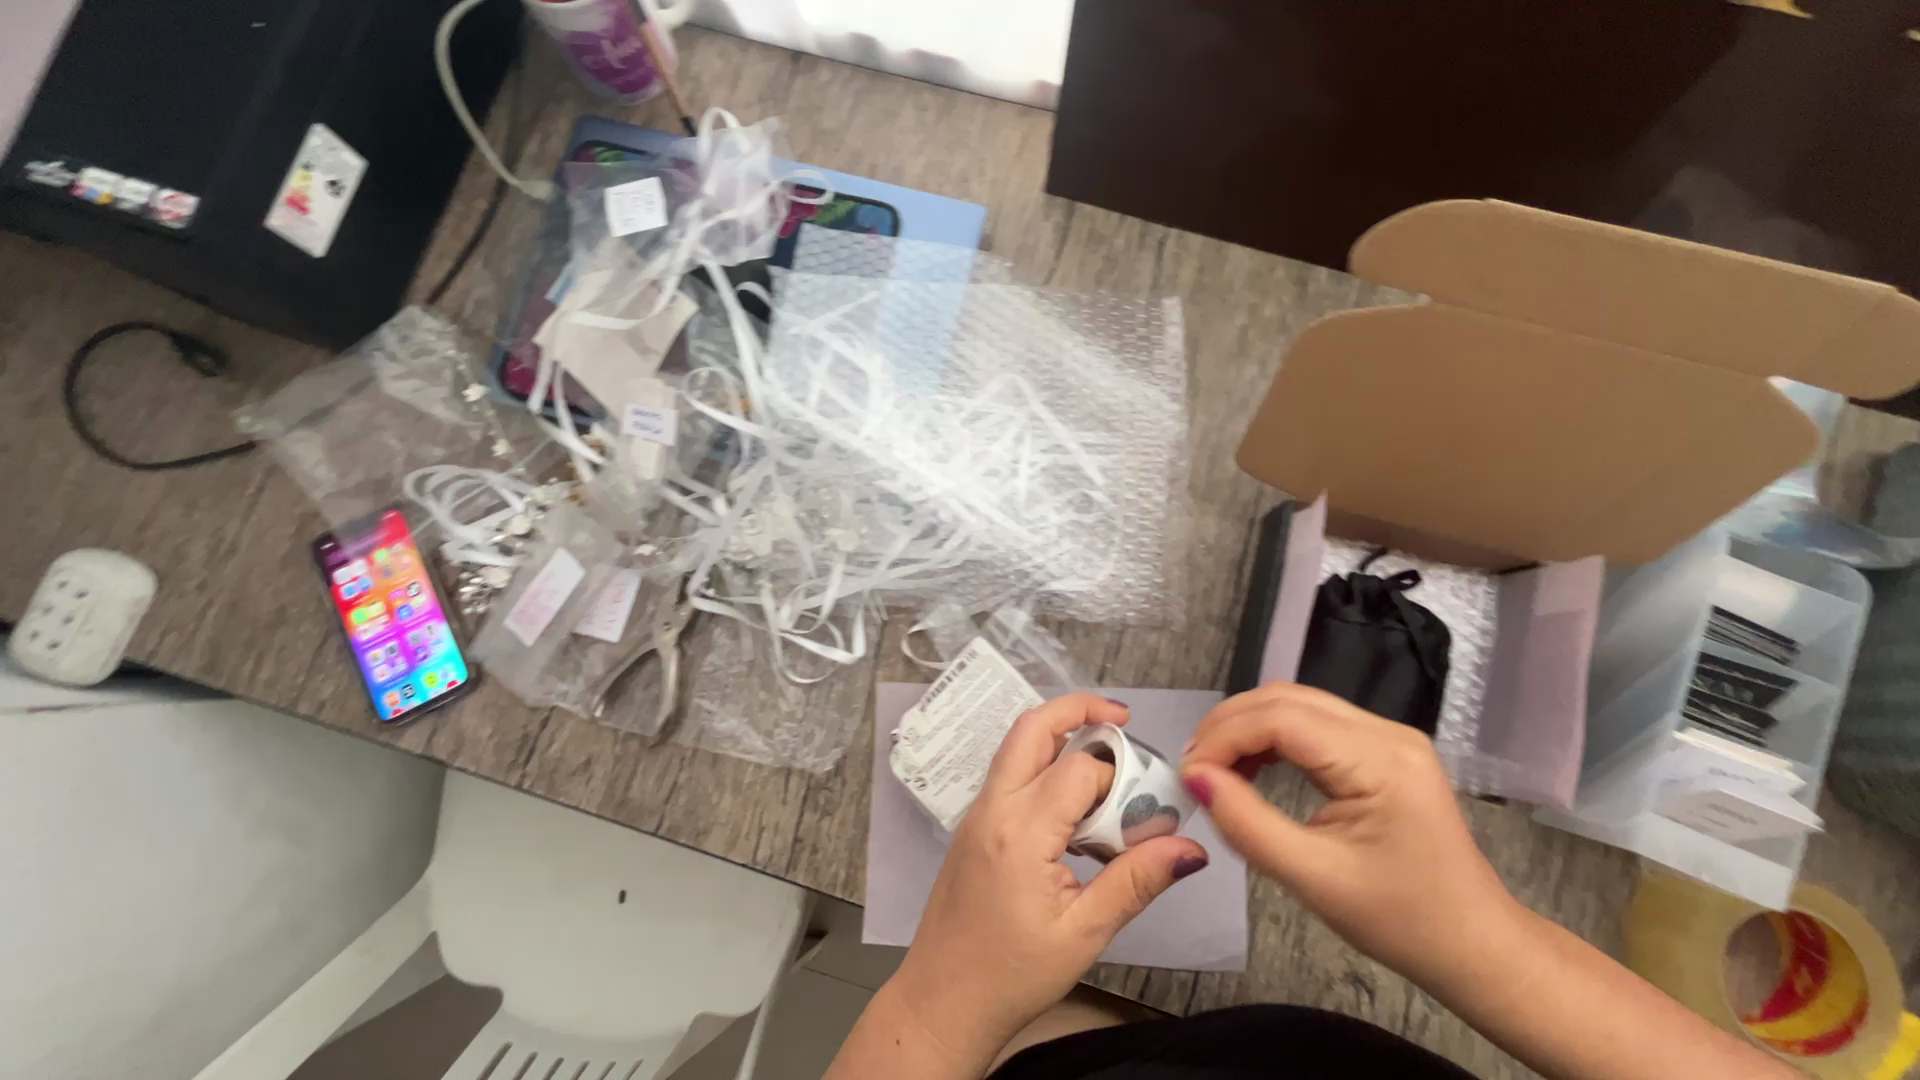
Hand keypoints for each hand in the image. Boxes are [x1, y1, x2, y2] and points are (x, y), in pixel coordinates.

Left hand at [888, 694, 1210, 1059]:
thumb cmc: (1011, 975)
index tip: (1144, 814)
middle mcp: (993, 807)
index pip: (1079, 769)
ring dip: (1059, 735)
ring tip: (1106, 758)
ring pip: (1017, 746)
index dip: (1119, 781)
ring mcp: (978, 813)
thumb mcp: (1084, 933)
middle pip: (1032, 728)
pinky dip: (1042, 765)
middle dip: (1078, 709)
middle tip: (1123, 719)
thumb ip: (1136, 881)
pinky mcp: (974, 826)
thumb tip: (1190, 848)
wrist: (941, 1001)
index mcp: (1020, 830)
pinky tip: (1074, 801)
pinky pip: (1009, 774)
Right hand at [1180, 683, 1524, 989]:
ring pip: (1295, 705)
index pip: (1281, 718)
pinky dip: (1271, 738)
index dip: (1225, 737)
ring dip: (1247, 729)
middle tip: (1193, 770)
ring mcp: (1387, 737)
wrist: (1475, 946)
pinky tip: (1251, 768)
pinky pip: (1312, 725)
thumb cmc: (1401, 921)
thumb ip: (1246, 823)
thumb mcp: (1313, 879)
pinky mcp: (1381, 750)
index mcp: (1379, 760)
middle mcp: (1386, 732)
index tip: (1188, 777)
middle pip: (1285, 699)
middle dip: (1229, 726)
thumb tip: (1194, 778)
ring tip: (1214, 770)